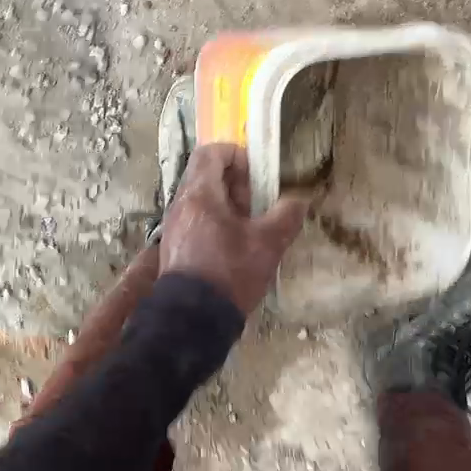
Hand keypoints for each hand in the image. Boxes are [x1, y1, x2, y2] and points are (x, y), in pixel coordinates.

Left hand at [158, 143, 309, 314]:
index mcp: (199, 195)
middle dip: (234, 184)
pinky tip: (233, 247)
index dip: (236, 155)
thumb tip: (298, 202)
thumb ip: (285, 217)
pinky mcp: (173, 245)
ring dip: (226, 205)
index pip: (211, 153)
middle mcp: (180, 204)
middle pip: (205, 175)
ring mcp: (173, 225)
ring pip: (200, 199)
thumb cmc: (230, 273)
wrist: (192, 317)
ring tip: (248, 229)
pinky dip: (214, 222)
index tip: (256, 176)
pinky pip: (194, 219)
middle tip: (256, 206)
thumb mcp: (267, 244)